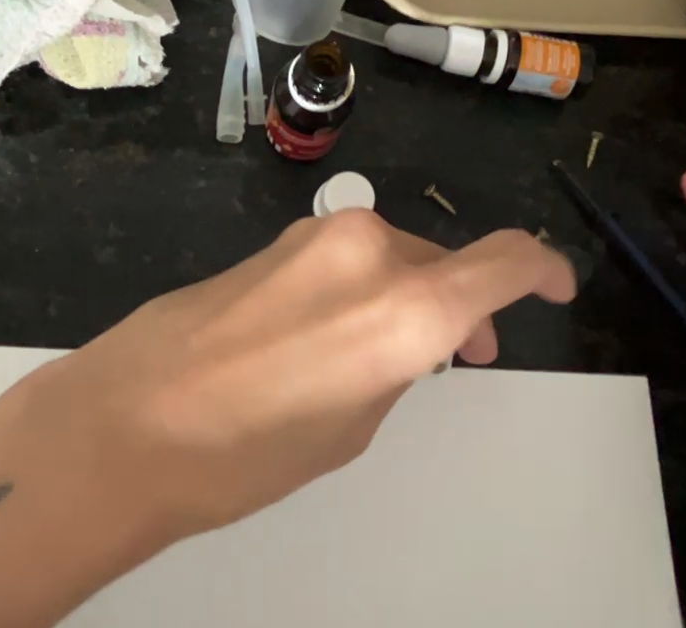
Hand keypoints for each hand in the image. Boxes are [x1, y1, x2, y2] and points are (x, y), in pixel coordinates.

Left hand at [0, 213, 572, 627]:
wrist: (128, 418)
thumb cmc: (248, 448)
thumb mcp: (351, 426)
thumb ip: (395, 364)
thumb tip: (405, 338)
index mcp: (405, 306)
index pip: (502, 259)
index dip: (542, 268)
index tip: (556, 285)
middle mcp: (368, 251)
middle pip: (442, 258)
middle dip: (463, 301)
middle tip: (466, 352)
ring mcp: (315, 237)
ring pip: (393, 254)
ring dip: (410, 290)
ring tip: (397, 349)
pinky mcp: (275, 241)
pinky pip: (347, 256)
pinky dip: (366, 284)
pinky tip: (337, 329)